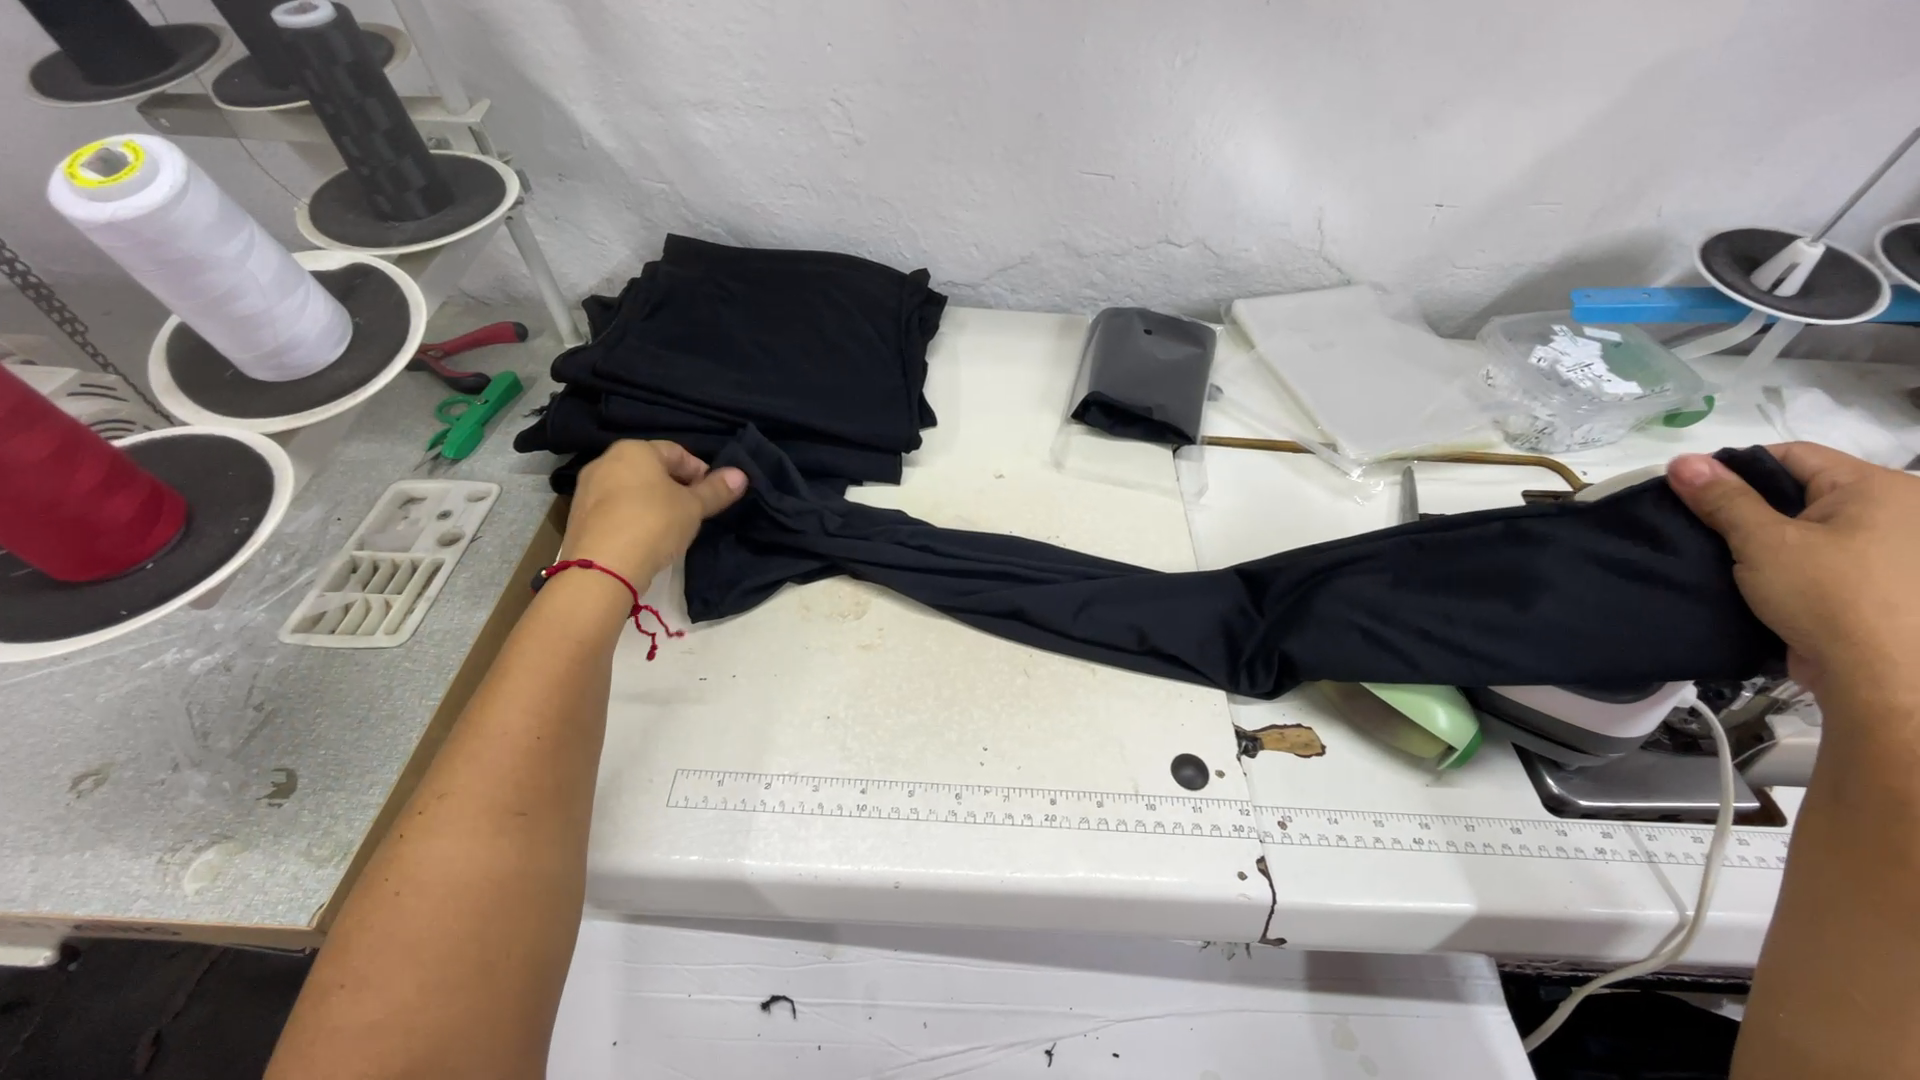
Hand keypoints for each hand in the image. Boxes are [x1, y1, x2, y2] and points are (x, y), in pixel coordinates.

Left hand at [559, 440, 746, 584]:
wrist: (603, 567)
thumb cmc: (654, 523)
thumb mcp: (693, 507)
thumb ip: (716, 490)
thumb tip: (741, 475)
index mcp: (634, 449)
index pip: (677, 451)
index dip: (700, 471)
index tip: (712, 494)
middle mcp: (605, 461)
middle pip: (651, 469)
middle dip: (676, 486)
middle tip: (694, 510)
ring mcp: (587, 489)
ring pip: (631, 489)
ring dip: (654, 502)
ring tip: (672, 526)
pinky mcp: (578, 516)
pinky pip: (615, 508)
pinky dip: (633, 516)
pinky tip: (646, 537)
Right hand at [1668, 443, 1919, 699]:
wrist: (1884, 678)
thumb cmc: (1828, 596)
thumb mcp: (1763, 542)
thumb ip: (1722, 499)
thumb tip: (1681, 460)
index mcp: (1880, 487)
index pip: (1792, 455)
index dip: (1735, 469)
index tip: (1693, 495)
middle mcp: (1901, 511)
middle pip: (1802, 491)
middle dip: (1749, 508)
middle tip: (1704, 528)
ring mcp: (1897, 551)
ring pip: (1811, 528)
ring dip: (1767, 539)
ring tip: (1724, 555)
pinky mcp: (1884, 586)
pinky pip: (1826, 559)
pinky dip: (1790, 565)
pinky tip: (1757, 580)